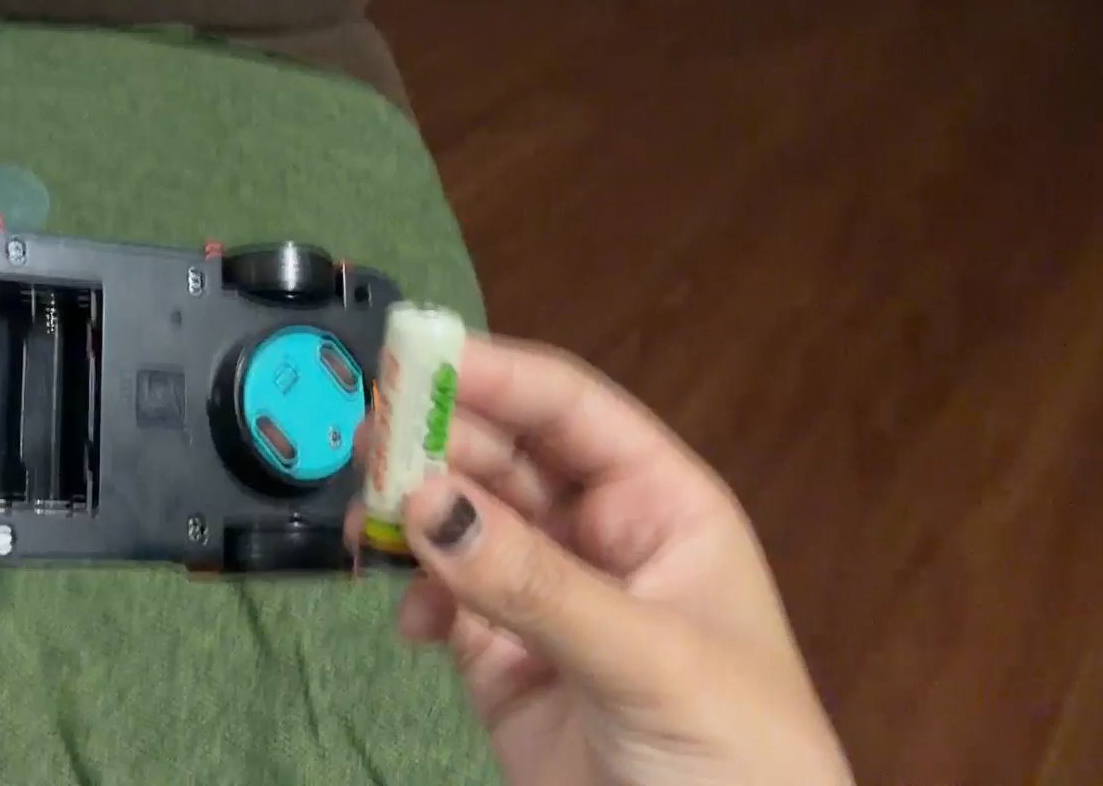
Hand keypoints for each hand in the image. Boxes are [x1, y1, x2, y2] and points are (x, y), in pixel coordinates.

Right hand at [349, 334, 851, 785]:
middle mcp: (590, 525)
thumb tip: (422, 500)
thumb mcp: (648, 663)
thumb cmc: (734, 765)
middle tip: (370, 438)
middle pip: (498, 450)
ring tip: (369, 517)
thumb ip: (533, 581)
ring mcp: (535, 580)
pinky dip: (413, 592)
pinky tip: (408, 622)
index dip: (495, 373)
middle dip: (436, 440)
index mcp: (652, 499)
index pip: (565, 407)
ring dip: (411, 509)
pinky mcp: (492, 641)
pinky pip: (438, 589)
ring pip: (457, 512)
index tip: (417, 357)